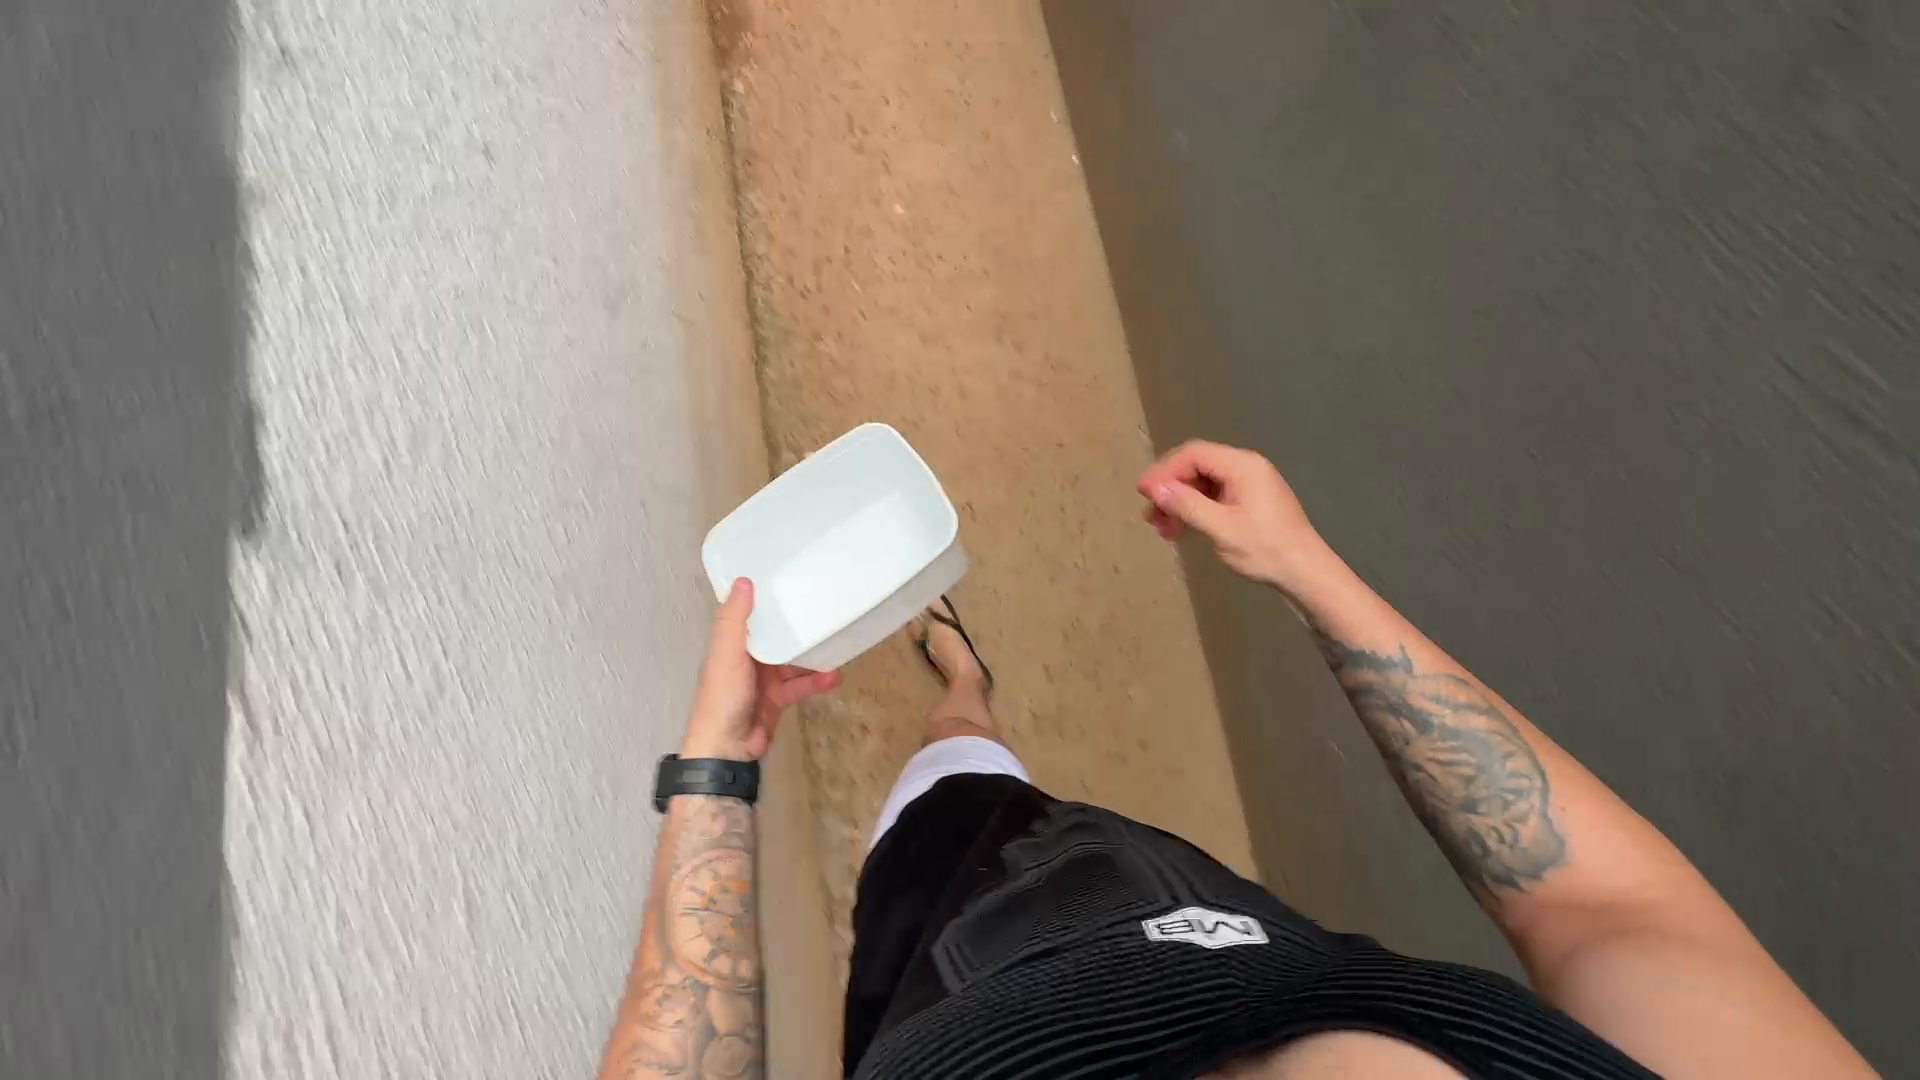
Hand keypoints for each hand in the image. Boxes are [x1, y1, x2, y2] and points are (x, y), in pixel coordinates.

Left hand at [683, 579, 841, 761]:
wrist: (728, 748)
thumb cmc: (724, 697)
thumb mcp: (727, 654)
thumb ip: (734, 620)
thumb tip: (744, 580)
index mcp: (732, 644)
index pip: (749, 615)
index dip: (766, 598)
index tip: (790, 579)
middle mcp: (747, 659)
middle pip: (775, 636)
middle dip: (797, 626)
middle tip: (824, 609)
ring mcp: (764, 680)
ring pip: (792, 660)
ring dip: (812, 655)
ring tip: (837, 643)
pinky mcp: (778, 699)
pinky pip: (800, 684)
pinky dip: (816, 681)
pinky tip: (834, 676)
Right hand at [1137, 440, 1332, 591]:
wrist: (1305, 573)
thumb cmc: (1265, 549)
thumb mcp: (1220, 528)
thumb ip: (1186, 505)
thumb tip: (1153, 488)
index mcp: (1242, 466)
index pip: (1193, 454)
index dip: (1164, 471)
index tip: (1143, 493)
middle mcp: (1245, 468)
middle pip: (1196, 466)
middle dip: (1170, 488)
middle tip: (1149, 514)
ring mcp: (1248, 485)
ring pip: (1202, 484)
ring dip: (1179, 502)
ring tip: (1161, 527)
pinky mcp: (1249, 502)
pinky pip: (1214, 497)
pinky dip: (1194, 510)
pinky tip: (1180, 530)